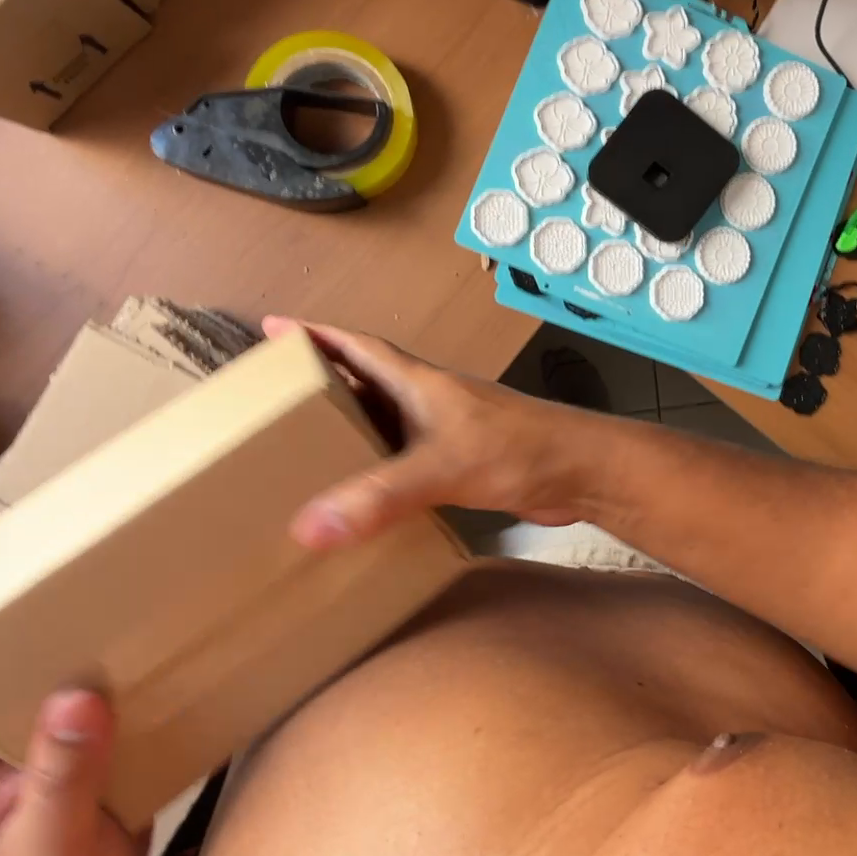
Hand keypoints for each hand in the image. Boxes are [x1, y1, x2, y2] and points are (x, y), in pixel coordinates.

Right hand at [263, 317, 604, 549]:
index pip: (360, 347)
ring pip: (385, 423)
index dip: (317, 335)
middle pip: (366, 382)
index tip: (274, 328)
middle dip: (322, 384)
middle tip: (273, 399)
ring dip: (349, 430)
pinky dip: (376, 470)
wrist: (583, 472)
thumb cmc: (521, 449)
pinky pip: (404, 461)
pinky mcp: (461, 464)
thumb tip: (307, 527)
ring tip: (301, 447)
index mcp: (420, 384)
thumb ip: (380, 496)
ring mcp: (446, 432)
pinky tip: (358, 494)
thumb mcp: (444, 466)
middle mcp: (429, 401)